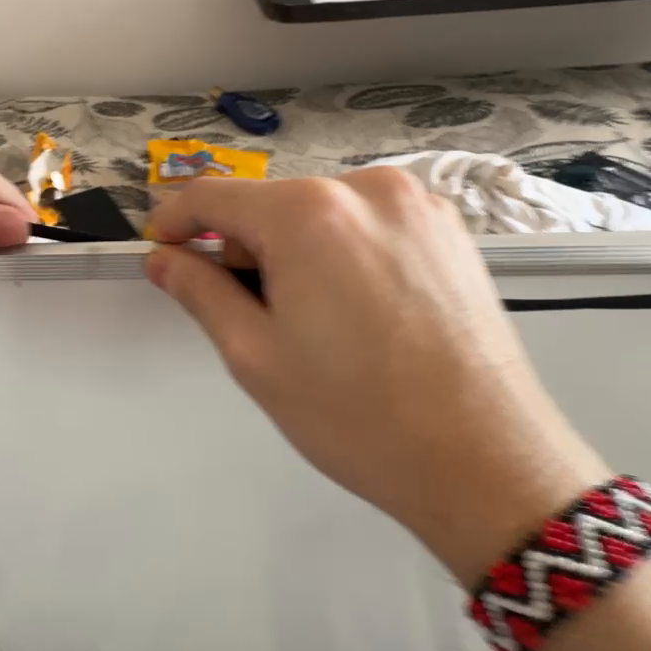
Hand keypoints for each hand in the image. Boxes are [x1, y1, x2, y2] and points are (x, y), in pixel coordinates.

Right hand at [146, 170, 608, 579]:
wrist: (487, 463)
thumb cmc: (358, 415)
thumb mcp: (254, 354)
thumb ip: (198, 291)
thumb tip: (164, 259)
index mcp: (308, 213)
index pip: (212, 195)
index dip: (175, 222)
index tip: (163, 253)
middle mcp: (365, 188)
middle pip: (270, 203)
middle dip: (245, 247)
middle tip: (253, 315)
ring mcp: (417, 203)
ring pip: (319, 212)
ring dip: (296, 250)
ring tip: (316, 322)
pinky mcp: (450, 228)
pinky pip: (367, 222)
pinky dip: (343, 250)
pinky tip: (359, 309)